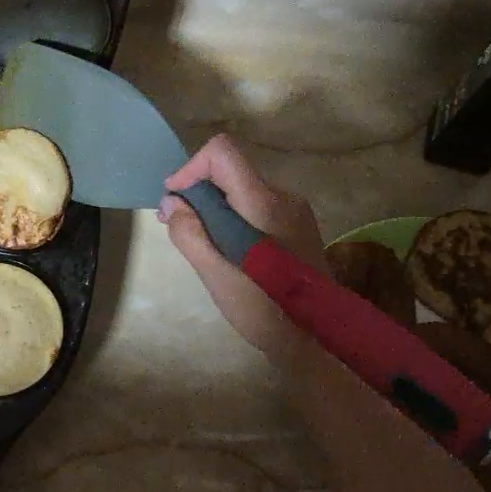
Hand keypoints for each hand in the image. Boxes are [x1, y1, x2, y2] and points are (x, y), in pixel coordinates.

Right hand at [159, 135, 325, 364]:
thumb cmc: (263, 308)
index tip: (175, 200)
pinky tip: (229, 251)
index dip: (191, 168)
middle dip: (198, 192)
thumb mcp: (215, 274)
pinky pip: (257, 206)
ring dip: (215, 207)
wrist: (318, 339)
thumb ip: (190, 233)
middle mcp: (283, 196)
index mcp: (263, 203)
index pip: (222, 152)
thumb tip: (173, 202)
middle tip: (176, 225)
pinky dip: (234, 218)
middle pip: (230, 171)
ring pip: (242, 190)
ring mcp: (295, 210)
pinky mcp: (299, 225)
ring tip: (202, 244)